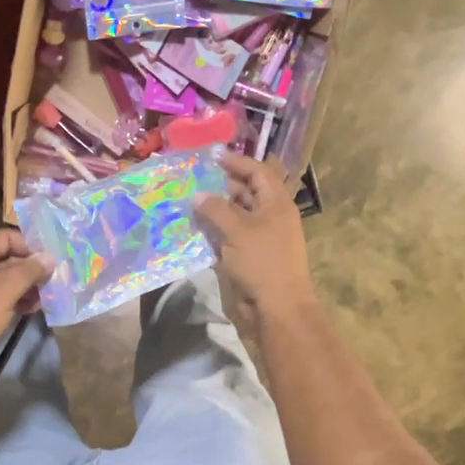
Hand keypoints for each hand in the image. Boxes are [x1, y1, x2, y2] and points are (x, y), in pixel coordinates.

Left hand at [0, 229, 53, 363]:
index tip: (50, 264)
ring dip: (20, 287)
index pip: (6, 237)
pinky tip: (25, 310)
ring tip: (41, 302)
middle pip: (3, 257)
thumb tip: (50, 257)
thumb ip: (30, 271)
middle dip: (28, 271)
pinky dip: (7, 298)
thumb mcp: (6, 290)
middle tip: (49, 285)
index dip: (30, 248)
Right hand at [194, 154, 316, 317]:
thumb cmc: (263, 263)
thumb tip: (198, 195)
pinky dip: (214, 230)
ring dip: (214, 209)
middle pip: (245, 192)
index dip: (236, 162)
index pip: (258, 172)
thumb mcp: (238, 231)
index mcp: (276, 203)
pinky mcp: (249, 255)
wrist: (277, 308)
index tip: (211, 156)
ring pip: (235, 215)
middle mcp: (270, 216)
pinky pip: (230, 236)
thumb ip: (216, 209)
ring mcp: (260, 236)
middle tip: (192, 180)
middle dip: (220, 185)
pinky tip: (193, 228)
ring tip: (187, 201)